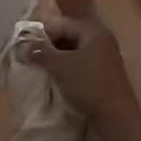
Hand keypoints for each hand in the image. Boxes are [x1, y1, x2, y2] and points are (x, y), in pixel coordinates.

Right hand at [13, 19, 135, 125]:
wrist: (115, 116)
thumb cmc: (89, 85)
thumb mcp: (62, 67)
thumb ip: (42, 53)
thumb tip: (25, 46)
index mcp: (94, 32)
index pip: (63, 24)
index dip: (43, 32)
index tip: (25, 44)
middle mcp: (102, 40)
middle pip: (70, 36)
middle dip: (49, 45)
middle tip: (31, 56)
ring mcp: (104, 58)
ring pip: (74, 51)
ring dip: (57, 58)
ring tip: (40, 67)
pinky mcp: (103, 74)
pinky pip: (80, 64)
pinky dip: (67, 67)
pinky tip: (55, 77)